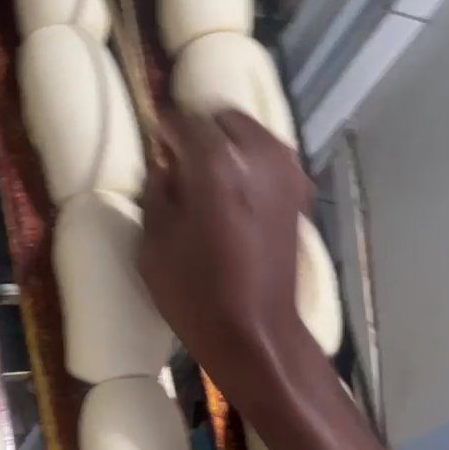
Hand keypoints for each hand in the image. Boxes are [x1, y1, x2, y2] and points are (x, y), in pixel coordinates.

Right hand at [137, 110, 316, 412]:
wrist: (253, 330)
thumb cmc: (193, 295)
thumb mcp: (154, 247)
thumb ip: (158, 194)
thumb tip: (165, 167)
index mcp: (216, 165)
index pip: (185, 121)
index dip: (163, 126)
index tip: (150, 136)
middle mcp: (258, 154)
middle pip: (222, 119)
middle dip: (197, 133)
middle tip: (175, 161)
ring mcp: (285, 170)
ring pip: (248, 133)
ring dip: (223, 145)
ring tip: (202, 177)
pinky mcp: (297, 190)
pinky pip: (266, 156)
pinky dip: (245, 163)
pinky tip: (228, 192)